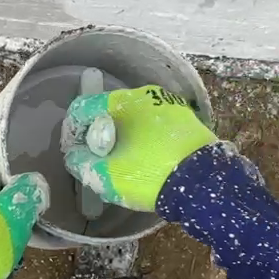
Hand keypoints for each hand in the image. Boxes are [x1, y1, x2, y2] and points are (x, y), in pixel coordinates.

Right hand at [62, 86, 216, 212]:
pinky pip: (154, 125)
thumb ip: (83, 163)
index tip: (74, 150)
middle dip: (99, 133)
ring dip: (123, 135)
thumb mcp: (107, 176)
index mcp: (123, 102)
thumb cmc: (151, 174)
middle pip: (110, 111)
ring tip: (123, 161)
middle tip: (98, 158)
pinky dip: (145, 138)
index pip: (85, 107)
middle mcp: (145, 95)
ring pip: (134, 117)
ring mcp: (168, 104)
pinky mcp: (185, 119)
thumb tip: (75, 155)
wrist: (204, 183)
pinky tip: (147, 159)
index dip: (73, 130)